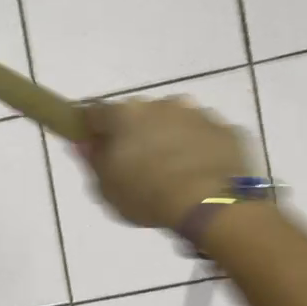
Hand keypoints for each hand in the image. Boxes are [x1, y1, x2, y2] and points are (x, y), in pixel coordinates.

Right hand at [79, 97, 250, 229]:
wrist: (208, 201)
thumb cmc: (145, 195)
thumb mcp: (105, 186)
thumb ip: (92, 160)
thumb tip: (82, 142)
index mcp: (125, 115)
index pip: (95, 112)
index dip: (90, 128)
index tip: (90, 145)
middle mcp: (161, 104)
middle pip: (138, 115)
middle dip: (132, 133)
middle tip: (131, 165)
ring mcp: (197, 113)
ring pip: (172, 122)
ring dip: (164, 138)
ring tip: (166, 172)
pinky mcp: (224, 128)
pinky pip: (200, 136)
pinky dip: (193, 148)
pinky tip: (192, 173)